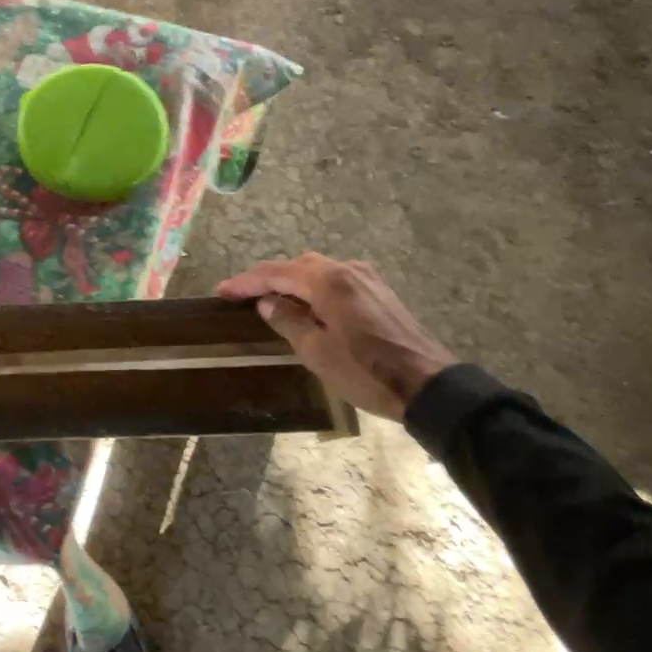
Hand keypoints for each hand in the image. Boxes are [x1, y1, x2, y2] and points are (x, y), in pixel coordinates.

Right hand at [217, 253, 458, 420]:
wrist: (430, 386)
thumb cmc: (366, 371)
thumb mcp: (317, 351)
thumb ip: (288, 321)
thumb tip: (268, 303)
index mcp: (328, 281)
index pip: (275, 273)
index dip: (245, 282)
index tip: (221, 292)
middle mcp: (347, 270)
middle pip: (297, 266)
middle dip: (268, 278)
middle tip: (243, 296)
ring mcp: (367, 279)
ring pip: (318, 271)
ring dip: (293, 282)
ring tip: (272, 300)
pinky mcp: (380, 292)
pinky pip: (336, 280)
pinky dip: (315, 288)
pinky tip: (308, 305)